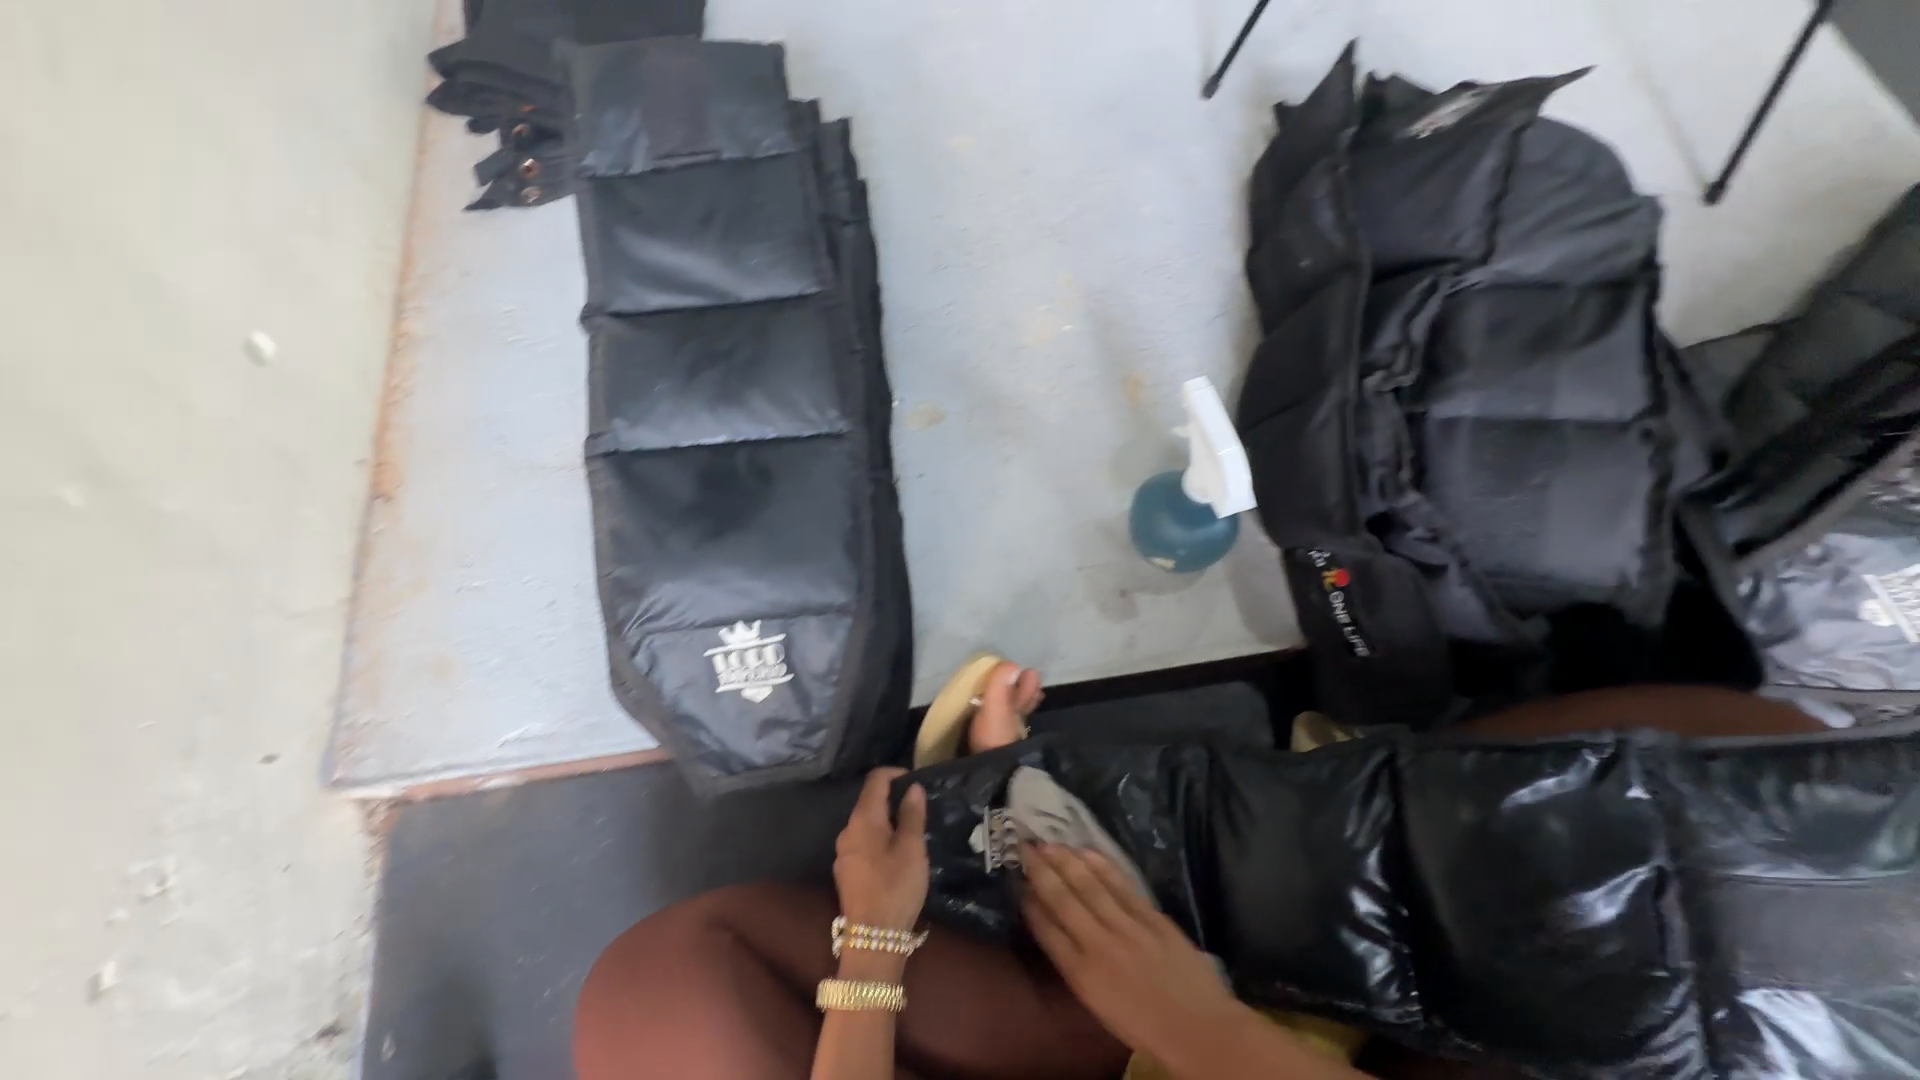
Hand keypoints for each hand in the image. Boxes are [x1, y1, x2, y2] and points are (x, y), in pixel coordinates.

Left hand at [833, 768, 928, 930]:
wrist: (872, 937)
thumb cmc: (896, 886)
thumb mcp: (912, 848)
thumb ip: (912, 815)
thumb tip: (912, 788)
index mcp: (863, 819)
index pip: (875, 779)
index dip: (896, 774)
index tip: (917, 782)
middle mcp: (847, 830)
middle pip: (869, 801)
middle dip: (893, 799)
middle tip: (919, 809)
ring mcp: (843, 852)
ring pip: (867, 824)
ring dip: (887, 821)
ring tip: (911, 833)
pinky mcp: (846, 871)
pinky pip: (863, 843)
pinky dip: (879, 839)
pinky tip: (896, 856)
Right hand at [1021, 843, 1245, 1062]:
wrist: (1199, 1029)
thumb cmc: (1145, 1026)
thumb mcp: (1099, 1005)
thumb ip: (1076, 967)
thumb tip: (1059, 932)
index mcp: (1082, 975)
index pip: (1047, 931)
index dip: (1030, 903)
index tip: (1018, 881)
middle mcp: (1099, 946)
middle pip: (1063, 900)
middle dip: (1040, 871)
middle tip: (1024, 846)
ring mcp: (1127, 928)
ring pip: (1090, 886)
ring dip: (1067, 861)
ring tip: (1049, 842)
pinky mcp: (1152, 918)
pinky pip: (1122, 886)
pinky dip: (1102, 866)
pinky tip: (1087, 851)